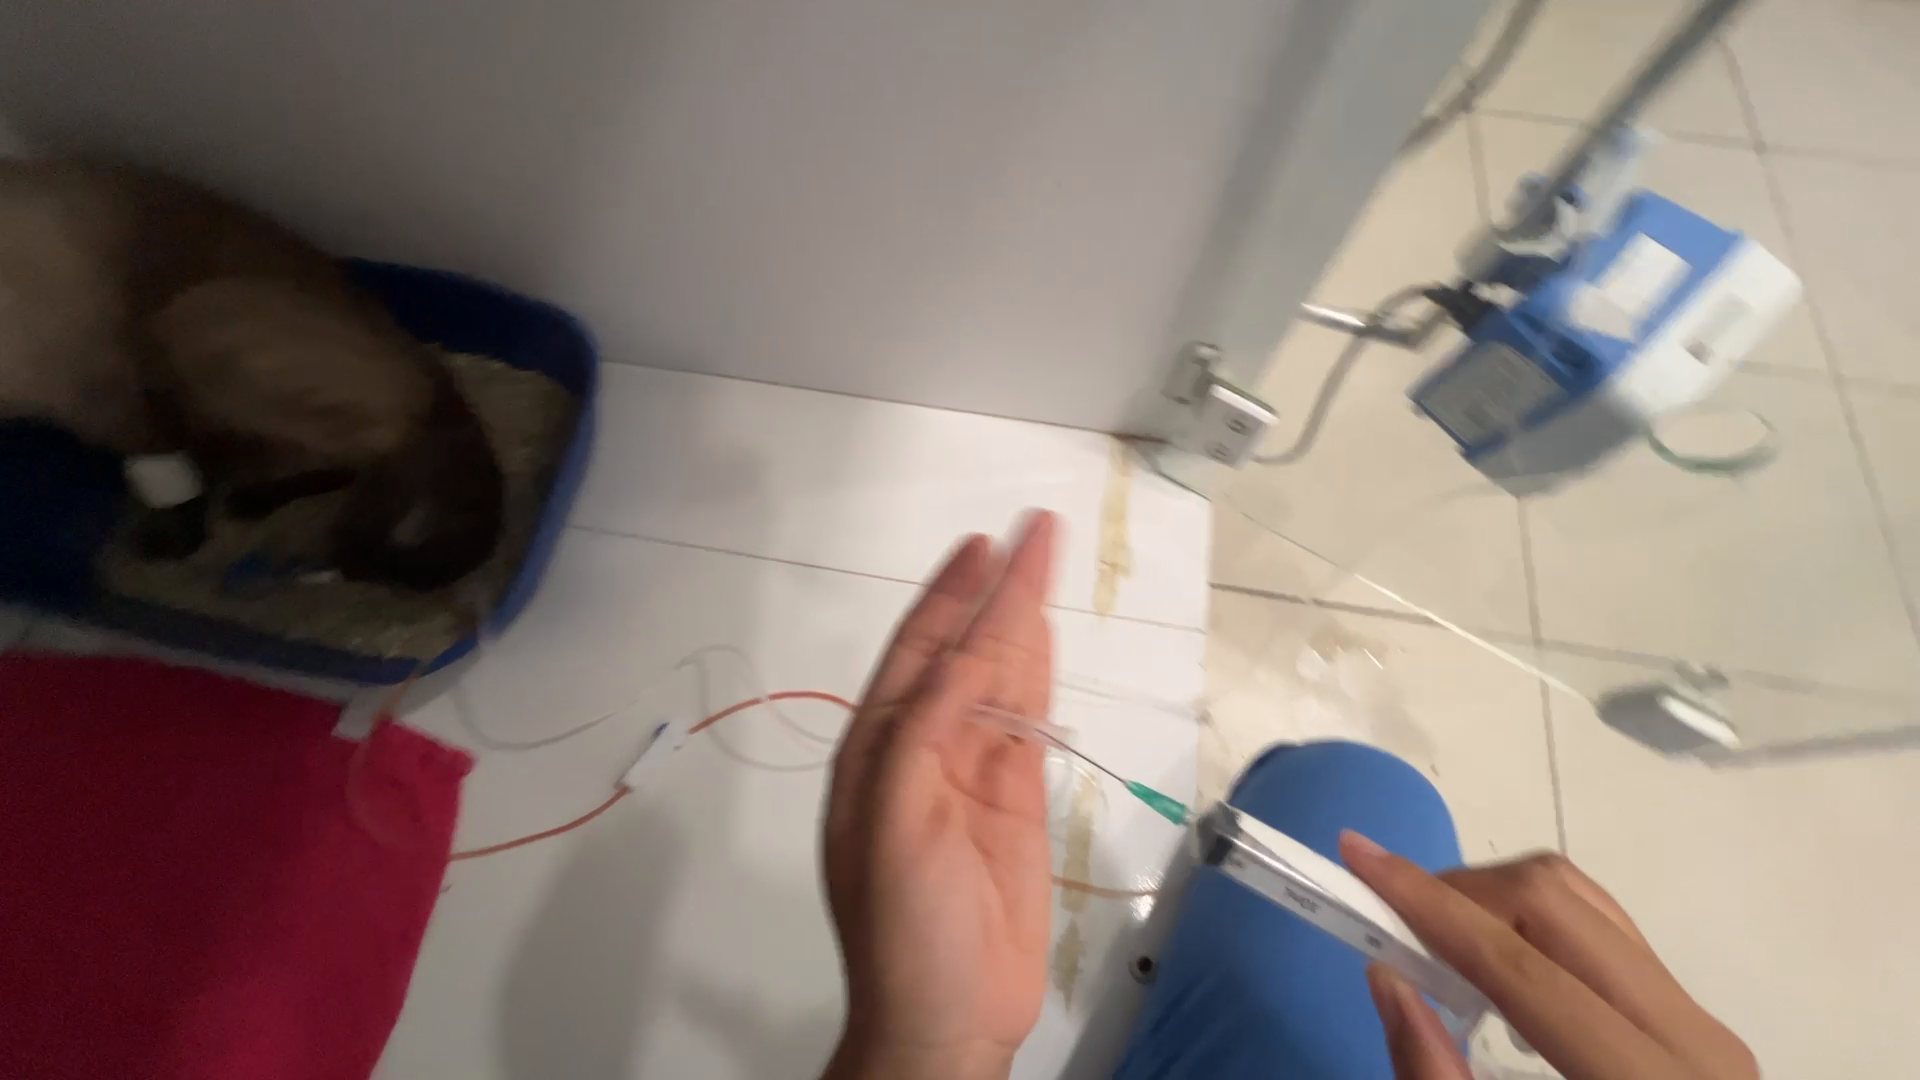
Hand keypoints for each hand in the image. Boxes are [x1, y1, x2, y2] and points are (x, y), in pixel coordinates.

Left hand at [820, 514, 1057, 1079]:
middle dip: (997, 590)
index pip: (921, 649)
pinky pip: (1029, 719)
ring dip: (1023, 619)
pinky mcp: (1016, 793)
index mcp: (880, 743)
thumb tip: (962, 661)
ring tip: (1042, 563)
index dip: (953, 594)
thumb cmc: (903, 924)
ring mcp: (974, 764)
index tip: (985, 544)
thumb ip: (922, 735)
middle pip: (968, 650)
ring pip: (1004, 675)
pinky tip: (1045, 635)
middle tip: (1032, 533)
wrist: (948, 1015)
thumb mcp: (895, 824)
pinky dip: (1039, 673)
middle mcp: (926, 741)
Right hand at [1340, 834, 1757, 1079]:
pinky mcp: (1686, 1013)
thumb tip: (1386, 975)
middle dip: (1452, 892)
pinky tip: (1491, 955)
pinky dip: (1522, 911)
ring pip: (1573, 895)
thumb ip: (1433, 1079)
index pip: (1516, 965)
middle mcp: (1692, 1041)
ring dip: (1486, 895)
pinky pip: (1592, 918)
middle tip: (1395, 919)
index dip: (1425, 903)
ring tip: (1439, 936)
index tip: (1354, 853)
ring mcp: (1698, 1021)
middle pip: (1549, 902)